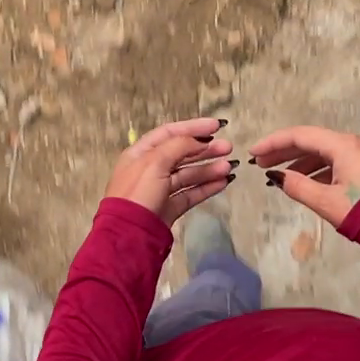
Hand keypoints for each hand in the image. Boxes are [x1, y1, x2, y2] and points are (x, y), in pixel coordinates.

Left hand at [104, 117, 236, 223]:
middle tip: (228, 148)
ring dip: (209, 169)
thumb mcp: (155, 162)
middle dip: (206, 149)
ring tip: (230, 167)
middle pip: (181, 153)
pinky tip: (223, 182)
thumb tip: (200, 142)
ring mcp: (160, 189)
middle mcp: (150, 168)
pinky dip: (207, 188)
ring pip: (188, 175)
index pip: (170, 133)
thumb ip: (179, 146)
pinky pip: (190, 193)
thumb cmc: (138, 192)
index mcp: (141, 153)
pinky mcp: (169, 208)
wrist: (129, 234)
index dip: (193, 127)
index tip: (217, 126)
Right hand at [249, 126, 359, 227]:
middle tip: (260, 163)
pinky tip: (304, 181)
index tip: (254, 153)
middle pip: (312, 141)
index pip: (300, 136)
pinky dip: (317, 168)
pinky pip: (336, 160)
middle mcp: (354, 142)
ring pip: (324, 151)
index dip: (274, 143)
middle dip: (284, 151)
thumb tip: (277, 176)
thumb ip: (297, 186)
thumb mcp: (326, 201)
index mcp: (343, 145)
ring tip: (279, 175)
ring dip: (300, 161)